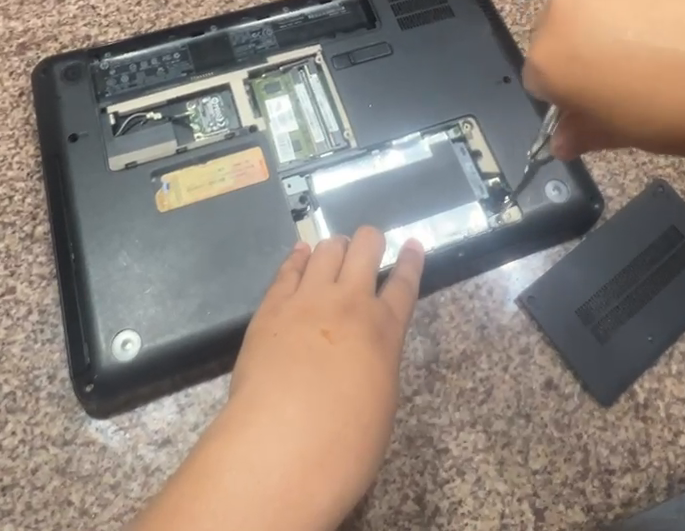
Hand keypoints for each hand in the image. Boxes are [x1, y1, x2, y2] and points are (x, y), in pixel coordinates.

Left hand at [227, 229, 423, 526]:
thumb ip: (377, 364)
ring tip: (335, 248)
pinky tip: (300, 251)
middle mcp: (350, 303)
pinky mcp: (272, 305)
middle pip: (364, 249)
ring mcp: (309, 299)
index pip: (404, 284)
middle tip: (369, 243)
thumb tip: (366, 355)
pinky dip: (298, 257)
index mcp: (385, 331)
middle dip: (370, 240)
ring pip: (327, 250)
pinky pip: (288, 269)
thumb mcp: (381, 402)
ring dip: (335, 246)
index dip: (410, 260)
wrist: (284, 443)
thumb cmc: (345, 445)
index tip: (412, 243)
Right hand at [523, 0, 684, 165]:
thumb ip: (590, 129)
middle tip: (640, 79)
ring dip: (616, 21)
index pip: (539, 80)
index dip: (573, 98)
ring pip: (595, 0)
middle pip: (562, 32)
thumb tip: (567, 135)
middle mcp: (567, 5)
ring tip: (672, 44)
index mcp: (553, 58)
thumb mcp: (640, 136)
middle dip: (589, 53)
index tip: (606, 108)